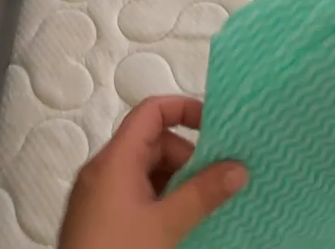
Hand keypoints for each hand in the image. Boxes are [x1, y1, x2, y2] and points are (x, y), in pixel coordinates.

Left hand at [57, 96, 248, 248]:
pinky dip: (157, 200)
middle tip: (211, 183)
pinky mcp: (95, 220)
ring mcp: (96, 196)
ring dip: (173, 183)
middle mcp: (101, 169)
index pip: (152, 110)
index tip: (214, 129)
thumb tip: (239, 168)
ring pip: (144, 171)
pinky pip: (133, 193)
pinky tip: (174, 225)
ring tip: (196, 209)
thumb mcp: (166, 225)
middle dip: (185, 158)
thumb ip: (203, 193)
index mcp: (115, 159)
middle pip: (151, 142)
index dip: (184, 110)